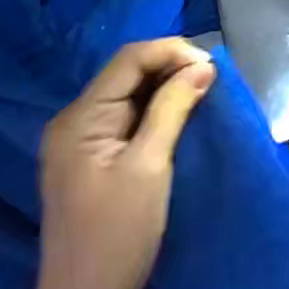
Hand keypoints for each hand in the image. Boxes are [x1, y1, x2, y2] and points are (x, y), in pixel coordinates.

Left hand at [35, 39, 217, 288]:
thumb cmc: (115, 237)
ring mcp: (83, 139)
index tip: (212, 66)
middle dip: (172, 66)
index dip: (171, 51)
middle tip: (212, 77)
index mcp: (79, 118)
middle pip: (129, 72)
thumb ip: (173, 108)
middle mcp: (75, 119)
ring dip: (168, 85)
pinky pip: (130, 114)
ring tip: (204, 89)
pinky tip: (183, 109)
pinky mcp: (95, 156)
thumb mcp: (149, 167)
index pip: (128, 60)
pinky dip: (158, 106)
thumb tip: (205, 65)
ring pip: (132, 91)